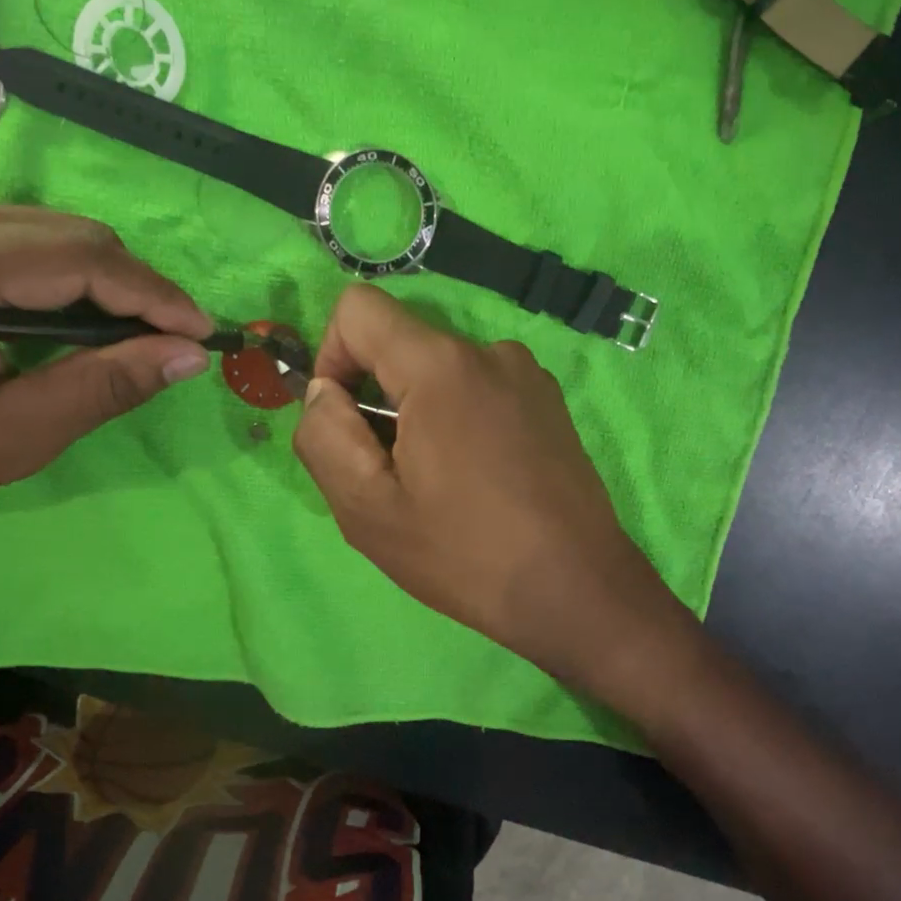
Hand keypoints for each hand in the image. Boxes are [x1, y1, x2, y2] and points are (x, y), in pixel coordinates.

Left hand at [0, 191, 214, 539]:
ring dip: (107, 282)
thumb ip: (97, 391)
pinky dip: (68, 276)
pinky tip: (77, 321)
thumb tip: (185, 356)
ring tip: (134, 339)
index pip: (77, 259)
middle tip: (173, 345)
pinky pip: (23, 237)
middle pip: (71, 235)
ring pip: (53, 230)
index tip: (203, 337)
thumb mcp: (3, 441)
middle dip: (136, 289)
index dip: (152, 295)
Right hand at [291, 285, 699, 700]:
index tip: (346, 425)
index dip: (332, 359)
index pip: (358, 310)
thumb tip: (325, 392)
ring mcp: (528, 377)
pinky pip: (480, 393)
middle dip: (379, 402)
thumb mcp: (366, 508)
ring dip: (420, 419)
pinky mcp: (550, 405)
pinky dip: (460, 425)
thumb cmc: (464, 554)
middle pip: (402, 348)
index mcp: (441, 365)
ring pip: (441, 375)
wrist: (576, 590)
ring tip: (440, 490)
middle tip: (394, 480)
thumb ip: (324, 435)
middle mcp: (490, 352)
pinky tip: (478, 487)